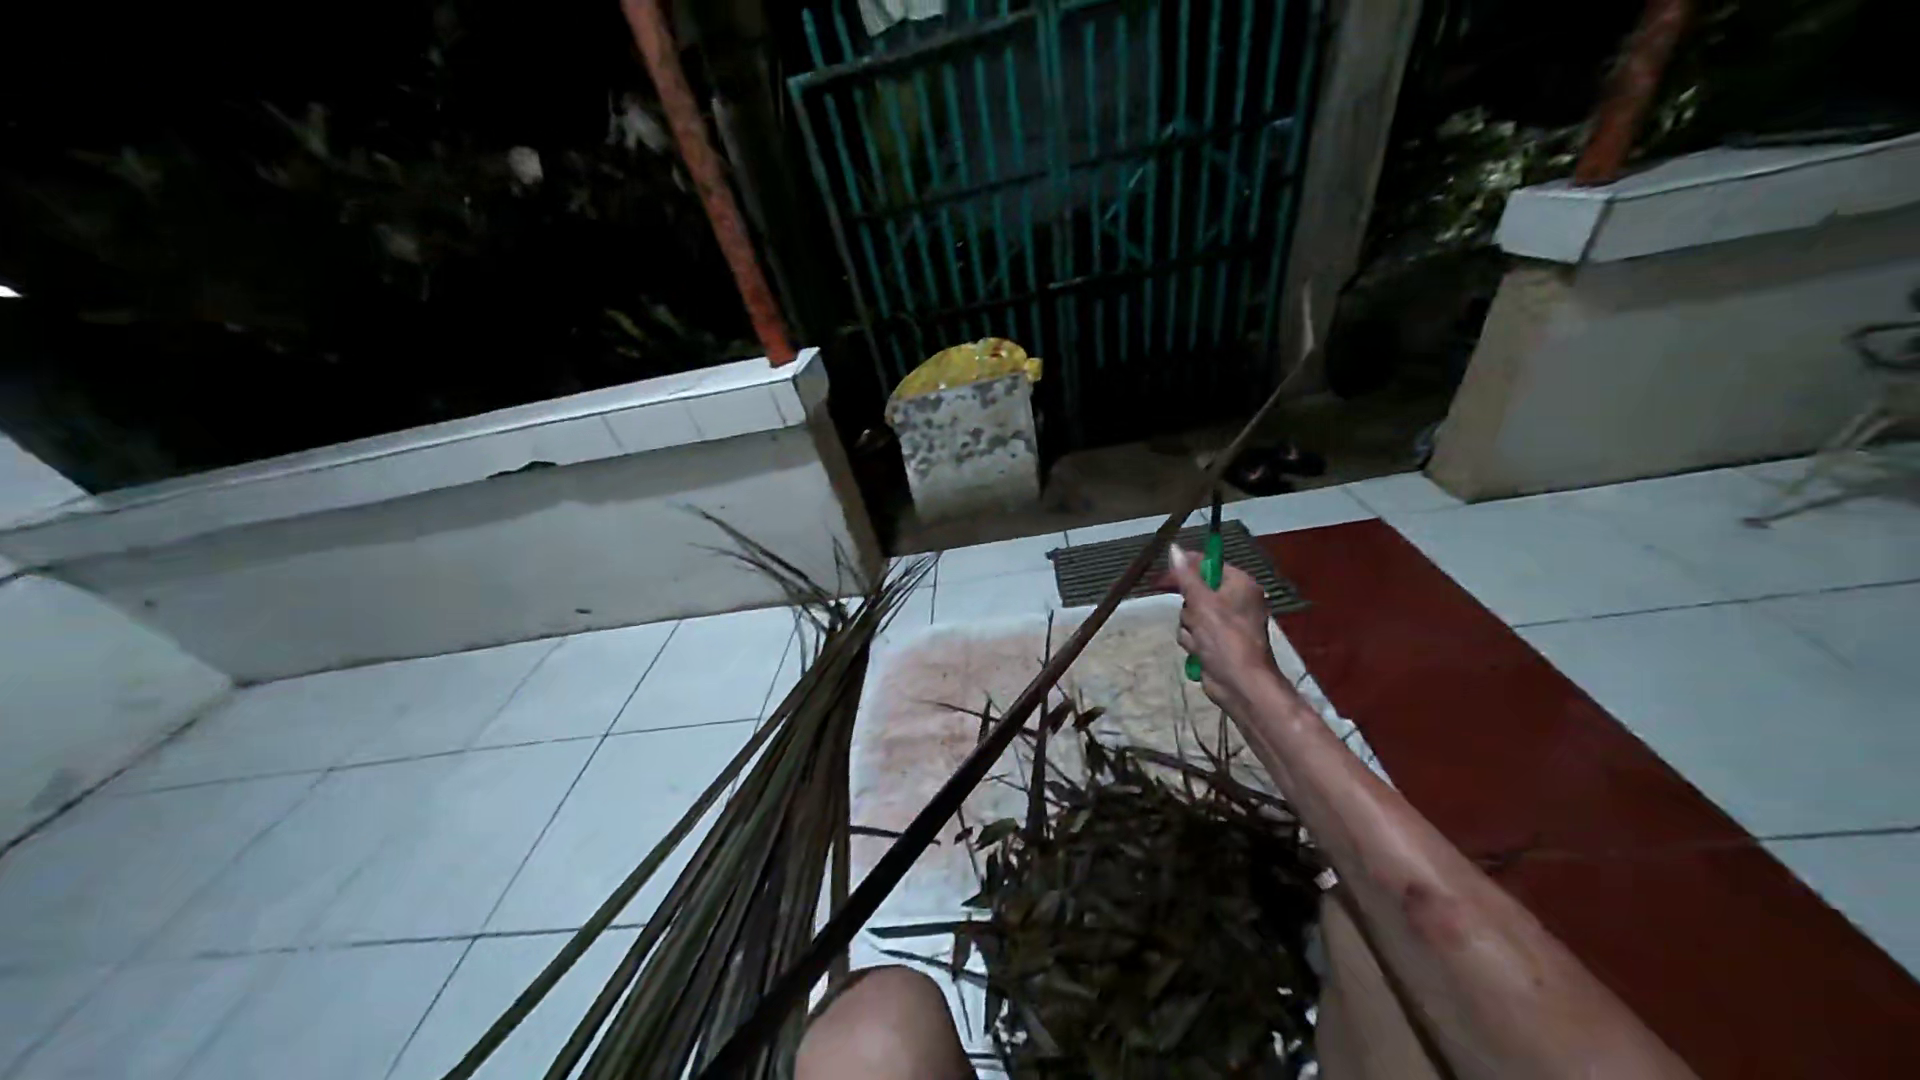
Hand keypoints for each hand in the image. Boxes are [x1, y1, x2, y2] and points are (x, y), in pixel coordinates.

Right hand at [1166, 545, 1284, 716]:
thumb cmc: (1225, 638)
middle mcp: (1234, 600)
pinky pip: (1192, 632)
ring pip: (1189, 614)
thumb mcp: (1202, 603)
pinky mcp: (1215, 642)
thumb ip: (1185, 576)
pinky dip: (1192, 641)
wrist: (1240, 683)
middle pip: (1195, 590)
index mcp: (1239, 584)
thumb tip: (1174, 548)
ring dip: (1189, 627)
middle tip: (1192, 616)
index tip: (1163, 577)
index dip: (1184, 568)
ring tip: (1200, 640)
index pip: (1207, 564)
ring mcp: (1225, 623)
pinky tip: (1200, 651)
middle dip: (1188, 607)